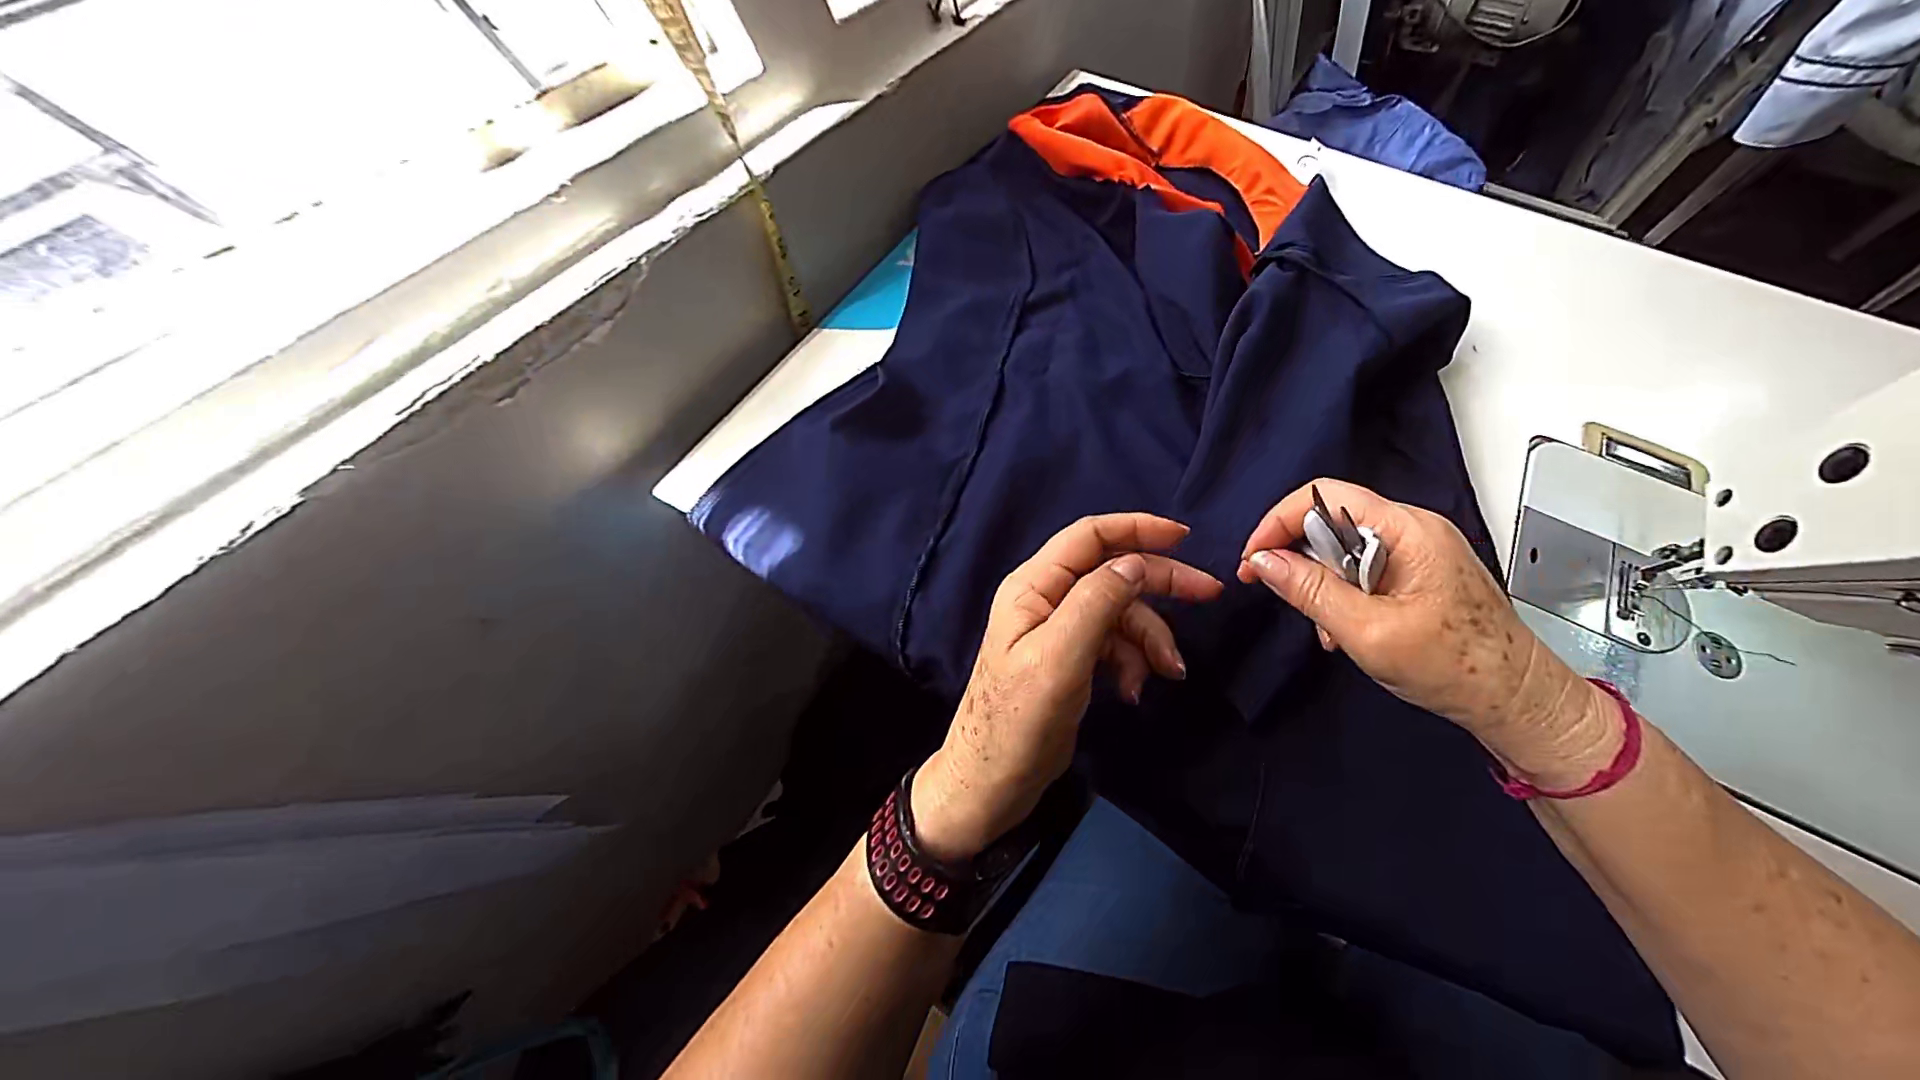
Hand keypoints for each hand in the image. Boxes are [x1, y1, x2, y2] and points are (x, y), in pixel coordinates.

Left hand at [913, 514, 1222, 859]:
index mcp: (1033, 587)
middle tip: (1208, 595)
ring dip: (1149, 639)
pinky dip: (1132, 662)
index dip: (1136, 529)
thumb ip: (1096, 602)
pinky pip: (1113, 645)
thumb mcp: (1059, 657)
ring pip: (1120, 613)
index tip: (1184, 537)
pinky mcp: (1070, 661)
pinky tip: (1134, 692)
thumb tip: (1136, 562)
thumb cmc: (1017, 720)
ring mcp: (1058, 631)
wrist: (991, 783)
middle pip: (1112, 572)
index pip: (1088, 536)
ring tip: (1166, 674)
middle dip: (1158, 583)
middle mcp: (1045, 600)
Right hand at [1237, 479, 1619, 788]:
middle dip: (1298, 557)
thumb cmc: (1459, 667)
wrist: (1516, 701)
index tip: (1254, 557)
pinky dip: (1339, 594)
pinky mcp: (1415, 572)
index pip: (1324, 495)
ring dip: (1319, 583)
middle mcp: (1413, 530)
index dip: (1279, 522)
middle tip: (1279, 592)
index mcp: (1409, 530)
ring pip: (1339, 548)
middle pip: (1329, 520)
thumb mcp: (1366, 631)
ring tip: (1326, 626)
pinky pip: (1358, 568)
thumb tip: (1263, 561)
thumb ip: (1310, 590)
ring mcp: (1416, 551)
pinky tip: (1344, 627)